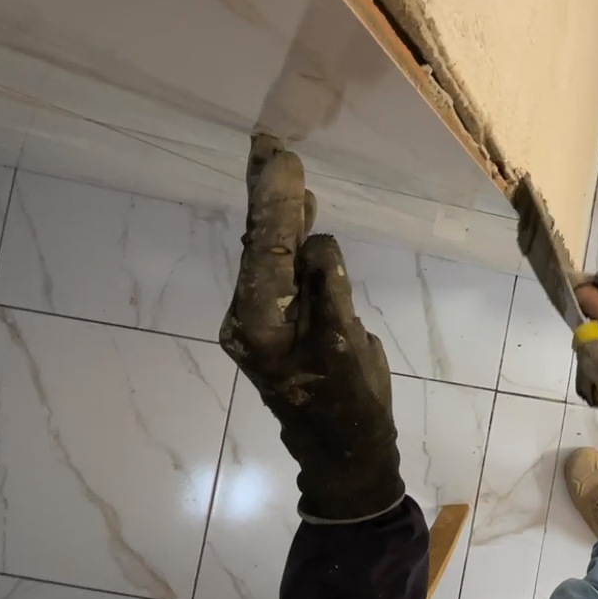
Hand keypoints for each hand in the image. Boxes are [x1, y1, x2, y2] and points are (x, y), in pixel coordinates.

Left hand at [219, 135, 401, 522]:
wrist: (343, 451)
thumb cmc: (350, 405)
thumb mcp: (346, 346)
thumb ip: (328, 291)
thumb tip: (316, 242)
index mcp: (259, 324)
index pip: (267, 249)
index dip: (277, 202)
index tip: (283, 157)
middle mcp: (247, 317)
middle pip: (259, 245)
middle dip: (269, 197)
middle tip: (273, 147)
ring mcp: (259, 321)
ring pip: (268, 256)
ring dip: (278, 213)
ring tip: (285, 171)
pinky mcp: (276, 325)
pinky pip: (279, 273)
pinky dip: (289, 241)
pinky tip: (301, 216)